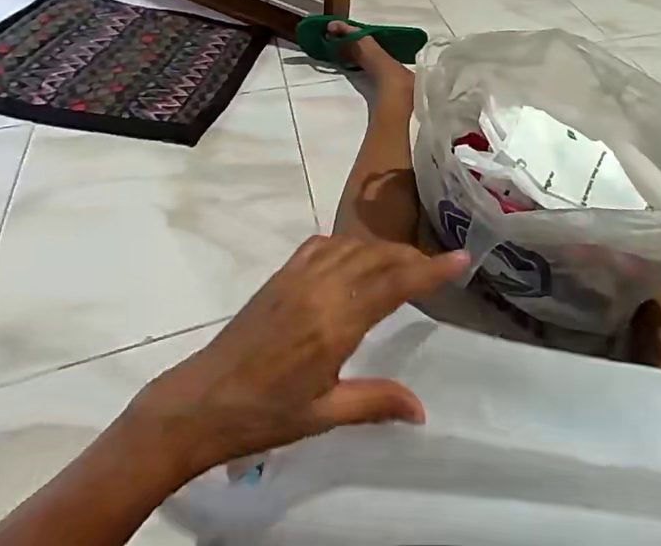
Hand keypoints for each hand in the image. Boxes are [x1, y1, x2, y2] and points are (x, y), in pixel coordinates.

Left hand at [119, 235, 469, 483]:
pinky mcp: (280, 275)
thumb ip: (376, 402)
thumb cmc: (264, 415)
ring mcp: (298, 277)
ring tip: (401, 265)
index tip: (462, 257)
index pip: (396, 284)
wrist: (198, 403)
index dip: (432, 269)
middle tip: (436, 269)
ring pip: (354, 246)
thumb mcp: (324, 414)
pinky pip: (322, 244)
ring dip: (384, 250)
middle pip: (380, 257)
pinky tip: (353, 258)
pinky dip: (348, 244)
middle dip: (413, 258)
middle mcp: (321, 288)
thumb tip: (422, 410)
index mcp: (336, 323)